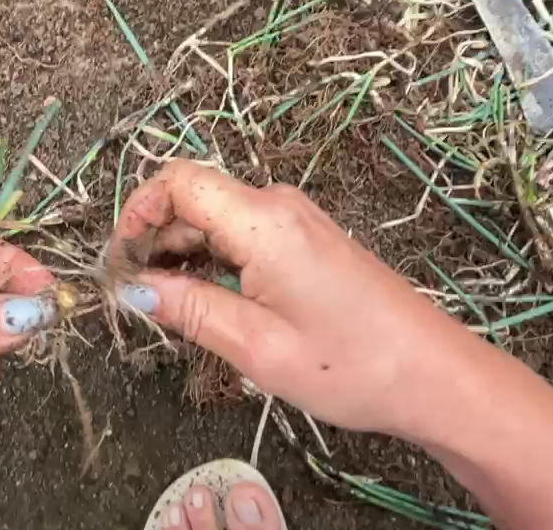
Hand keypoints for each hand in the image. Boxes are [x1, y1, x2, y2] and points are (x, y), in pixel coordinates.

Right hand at [109, 159, 489, 443]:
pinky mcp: (302, 234)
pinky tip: (203, 292)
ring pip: (214, 212)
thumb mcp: (256, 346)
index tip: (118, 257)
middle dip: (153, 232)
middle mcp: (275, 203)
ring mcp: (292, 216)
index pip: (178, 181)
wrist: (433, 372)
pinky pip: (240, 227)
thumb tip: (131, 290)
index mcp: (262, 220)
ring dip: (180, 246)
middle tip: (132, 287)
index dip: (137, 209)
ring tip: (163, 298)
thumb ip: (187, 309)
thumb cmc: (348, 364)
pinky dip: (210, 253)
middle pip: (193, 194)